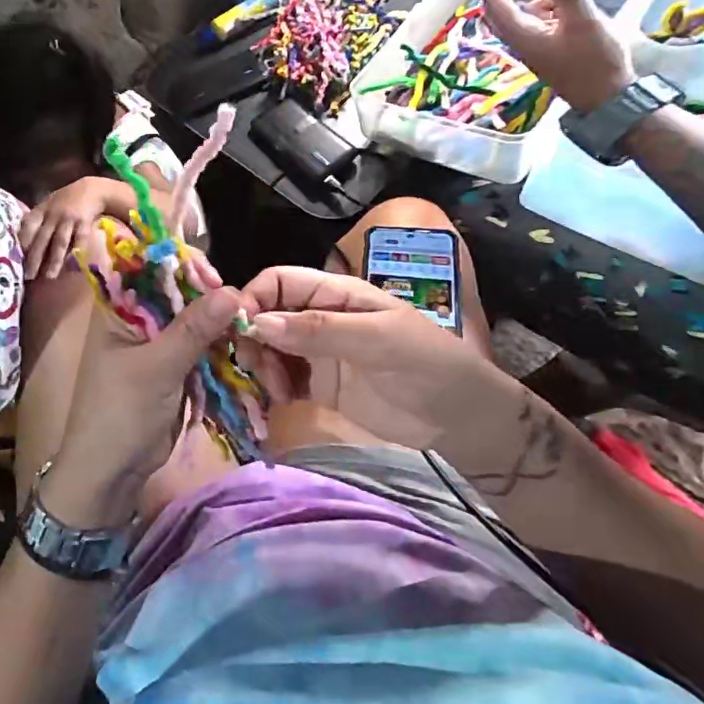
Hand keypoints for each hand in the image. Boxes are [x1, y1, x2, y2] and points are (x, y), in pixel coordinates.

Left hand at [19, 177, 132, 279]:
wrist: (92, 190)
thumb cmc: (66, 200)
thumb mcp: (48, 204)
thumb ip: (36, 219)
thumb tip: (19, 240)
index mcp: (41, 210)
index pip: (27, 227)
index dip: (22, 243)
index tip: (16, 259)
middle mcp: (53, 215)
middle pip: (41, 239)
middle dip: (34, 258)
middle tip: (28, 276)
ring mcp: (68, 219)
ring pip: (59, 242)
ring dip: (54, 261)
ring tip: (49, 276)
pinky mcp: (84, 223)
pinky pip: (78, 240)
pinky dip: (75, 253)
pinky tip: (71, 266)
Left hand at [42, 288, 243, 527]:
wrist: (112, 471)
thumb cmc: (120, 412)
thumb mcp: (157, 368)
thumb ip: (193, 329)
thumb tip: (233, 292)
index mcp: (119, 308)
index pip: (150, 267)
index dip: (182, 264)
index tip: (214, 278)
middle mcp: (139, 318)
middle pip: (179, 290)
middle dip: (209, 295)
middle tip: (239, 306)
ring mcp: (159, 342)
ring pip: (196, 318)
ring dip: (219, 321)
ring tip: (245, 326)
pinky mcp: (176, 366)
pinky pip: (202, 345)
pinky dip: (220, 345)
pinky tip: (241, 344)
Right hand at [238, 267, 519, 450]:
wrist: (463, 421)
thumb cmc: (430, 366)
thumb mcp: (379, 341)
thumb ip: (320, 330)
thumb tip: (258, 322)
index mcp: (335, 293)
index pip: (279, 281)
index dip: (253, 298)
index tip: (240, 329)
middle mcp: (319, 318)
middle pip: (265, 314)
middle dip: (253, 337)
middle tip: (259, 369)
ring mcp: (317, 353)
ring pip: (268, 348)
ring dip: (261, 366)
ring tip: (278, 392)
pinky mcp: (318, 386)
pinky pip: (280, 380)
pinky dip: (271, 389)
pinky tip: (282, 403)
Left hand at [478, 0, 637, 112]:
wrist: (606, 97)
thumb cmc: (594, 62)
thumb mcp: (585, 23)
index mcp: (520, 34)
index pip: (494, 2)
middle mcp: (520, 40)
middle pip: (500, 8)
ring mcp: (533, 45)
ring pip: (521, 13)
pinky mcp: (547, 48)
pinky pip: (539, 21)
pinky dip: (550, 5)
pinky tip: (572, 0)